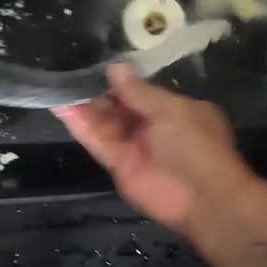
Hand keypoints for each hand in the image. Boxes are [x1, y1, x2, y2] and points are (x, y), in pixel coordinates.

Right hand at [55, 66, 261, 237]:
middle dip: (99, 94)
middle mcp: (154, 127)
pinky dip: (81, 127)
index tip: (97, 67)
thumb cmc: (197, 145)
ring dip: (85, 108)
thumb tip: (116, 67)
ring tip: (61, 88)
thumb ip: (140, 91)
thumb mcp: (171, 109)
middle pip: (121, 107)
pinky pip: (99, 142)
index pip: (143, 92)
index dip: (121, 82)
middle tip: (73, 77)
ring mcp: (136, 147)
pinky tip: (63, 109)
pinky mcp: (120, 166)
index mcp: (174, 110)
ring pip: (106, 123)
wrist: (204, 199)